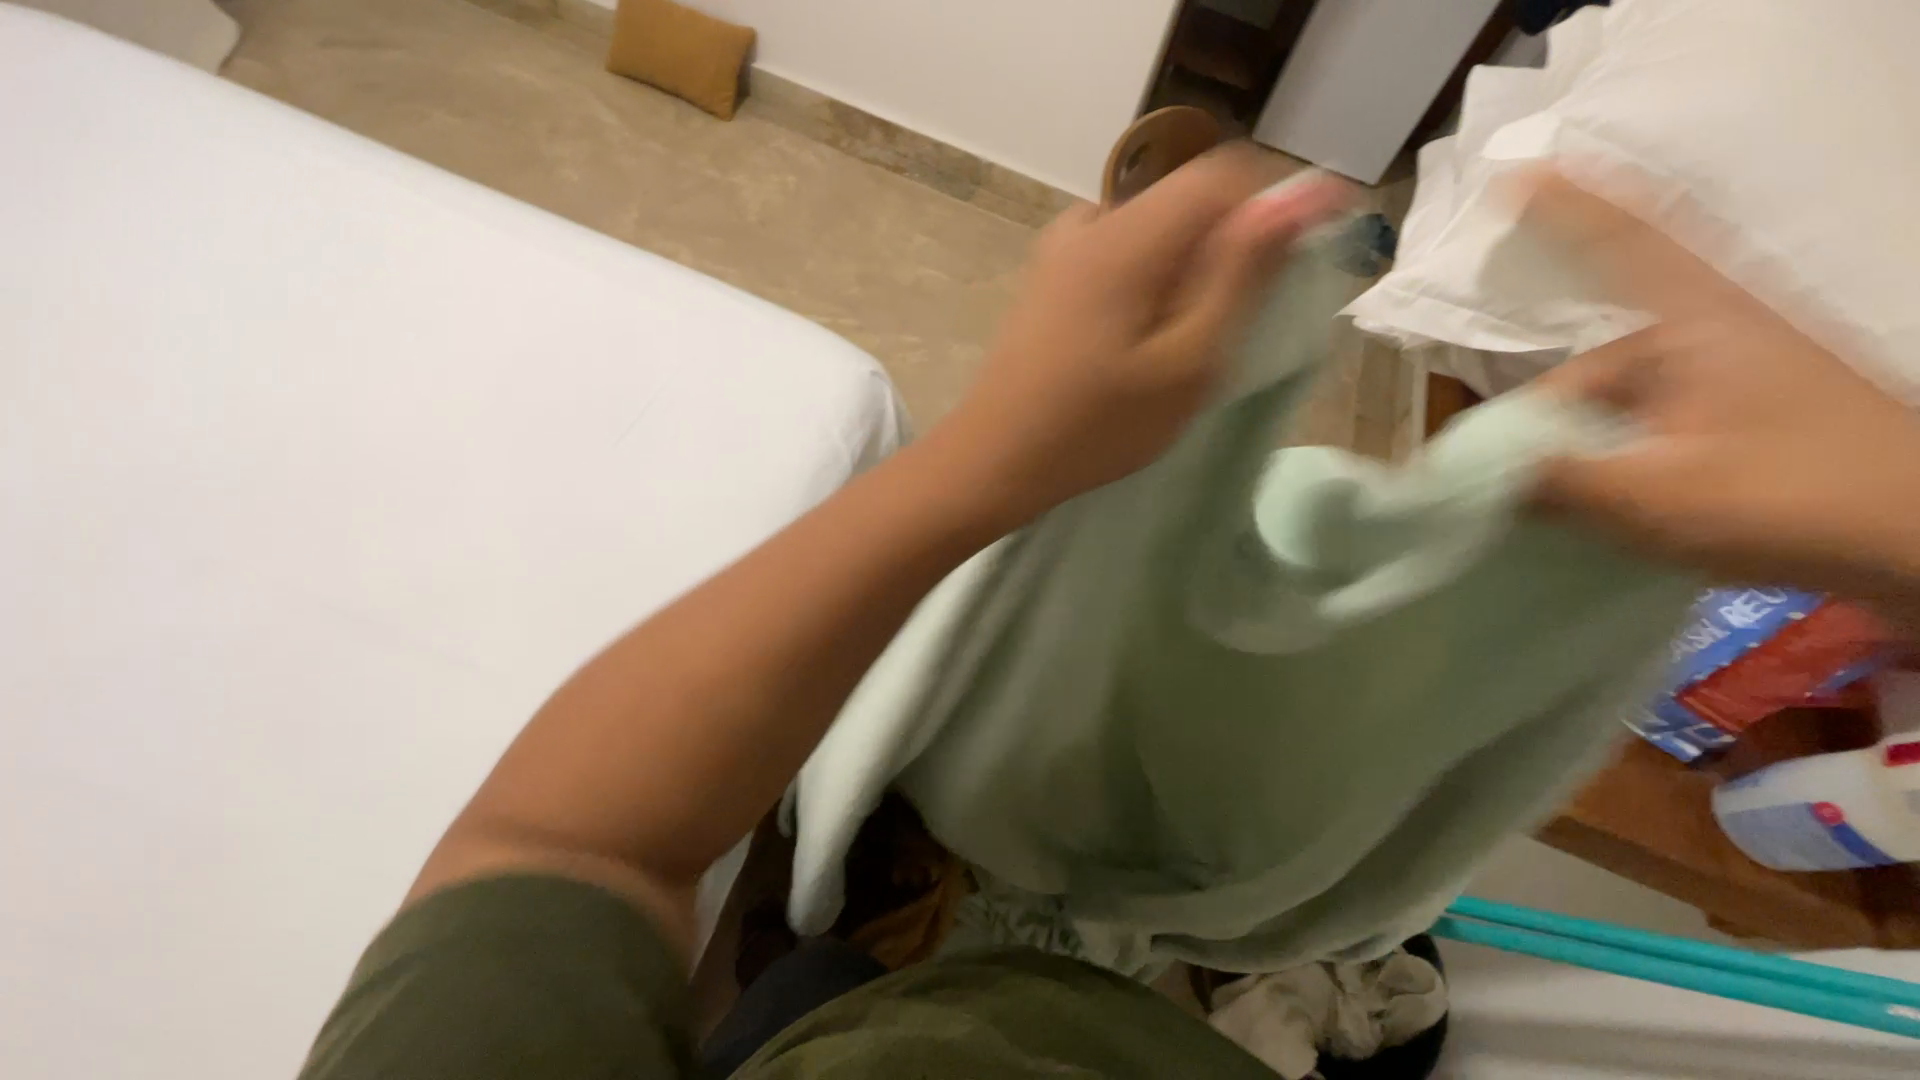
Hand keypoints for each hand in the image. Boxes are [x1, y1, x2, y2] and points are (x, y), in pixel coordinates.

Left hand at [931, 146, 1350, 525]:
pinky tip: (1142, 336)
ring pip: (1156, 227)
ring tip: (1187, 339)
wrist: (995, 460)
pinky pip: (1122, 252)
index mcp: (1127, 236)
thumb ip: (1242, 273)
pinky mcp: (1050, 276)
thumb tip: (1301, 193)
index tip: (1300, 259)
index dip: (1276, 202)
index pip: (1226, 172)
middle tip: (1239, 321)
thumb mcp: (1187, 362)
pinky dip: (1152, 278)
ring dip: (1191, 266)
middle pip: (1188, 197)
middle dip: (1231, 242)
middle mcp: (1091, 221)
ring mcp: (1062, 247)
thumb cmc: (1096, 428)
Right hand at [1520, 168, 1919, 605]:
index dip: (1567, 208)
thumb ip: (1552, 479)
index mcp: (1698, 325)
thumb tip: (1471, 472)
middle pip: (1594, 365)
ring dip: (1583, 446)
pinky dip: (1613, 450)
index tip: (1515, 178)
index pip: (1627, 242)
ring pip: (1618, 400)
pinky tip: (1606, 497)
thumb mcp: (1654, 496)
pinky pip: (1646, 418)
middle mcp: (1713, 333)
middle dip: (1549, 421)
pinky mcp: (1742, 411)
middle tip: (1510, 479)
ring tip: (1572, 506)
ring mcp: (1731, 374)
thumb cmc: (1792, 498)